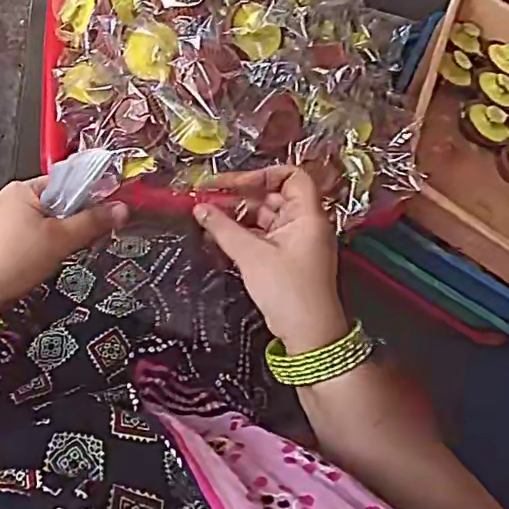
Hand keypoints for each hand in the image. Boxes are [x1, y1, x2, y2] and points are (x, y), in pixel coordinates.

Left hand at [0, 177, 128, 307]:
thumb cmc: (11, 261)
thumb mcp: (61, 239)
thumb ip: (93, 222)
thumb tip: (119, 209)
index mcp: (24, 188)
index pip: (69, 180)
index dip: (91, 195)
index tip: (108, 210)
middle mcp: (15, 198)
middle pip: (62, 201)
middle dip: (78, 219)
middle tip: (87, 237)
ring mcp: (10, 219)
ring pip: (53, 220)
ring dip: (66, 234)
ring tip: (65, 250)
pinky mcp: (10, 238)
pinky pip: (40, 233)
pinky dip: (52, 244)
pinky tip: (52, 258)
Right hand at [193, 166, 350, 353]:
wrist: (309, 334)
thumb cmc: (287, 290)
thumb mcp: (251, 255)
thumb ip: (223, 228)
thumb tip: (199, 207)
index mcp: (307, 216)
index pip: (292, 176)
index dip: (263, 174)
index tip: (233, 184)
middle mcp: (304, 223)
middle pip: (272, 196)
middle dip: (240, 196)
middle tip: (208, 198)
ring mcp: (295, 240)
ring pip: (264, 216)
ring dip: (237, 215)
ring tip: (207, 216)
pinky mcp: (285, 257)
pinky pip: (262, 234)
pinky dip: (242, 232)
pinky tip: (218, 234)